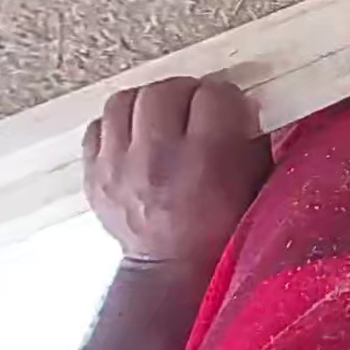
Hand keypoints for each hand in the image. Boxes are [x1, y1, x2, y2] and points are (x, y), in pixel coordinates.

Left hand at [83, 76, 271, 268]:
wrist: (175, 260)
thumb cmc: (228, 216)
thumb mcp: (257, 173)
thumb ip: (250, 134)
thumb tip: (240, 103)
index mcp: (207, 154)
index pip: (212, 94)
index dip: (225, 94)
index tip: (230, 103)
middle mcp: (158, 154)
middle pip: (163, 90)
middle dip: (186, 89)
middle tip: (198, 101)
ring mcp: (117, 164)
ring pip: (123, 100)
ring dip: (149, 100)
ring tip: (166, 112)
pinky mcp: (92, 173)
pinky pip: (97, 126)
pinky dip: (120, 122)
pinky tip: (139, 133)